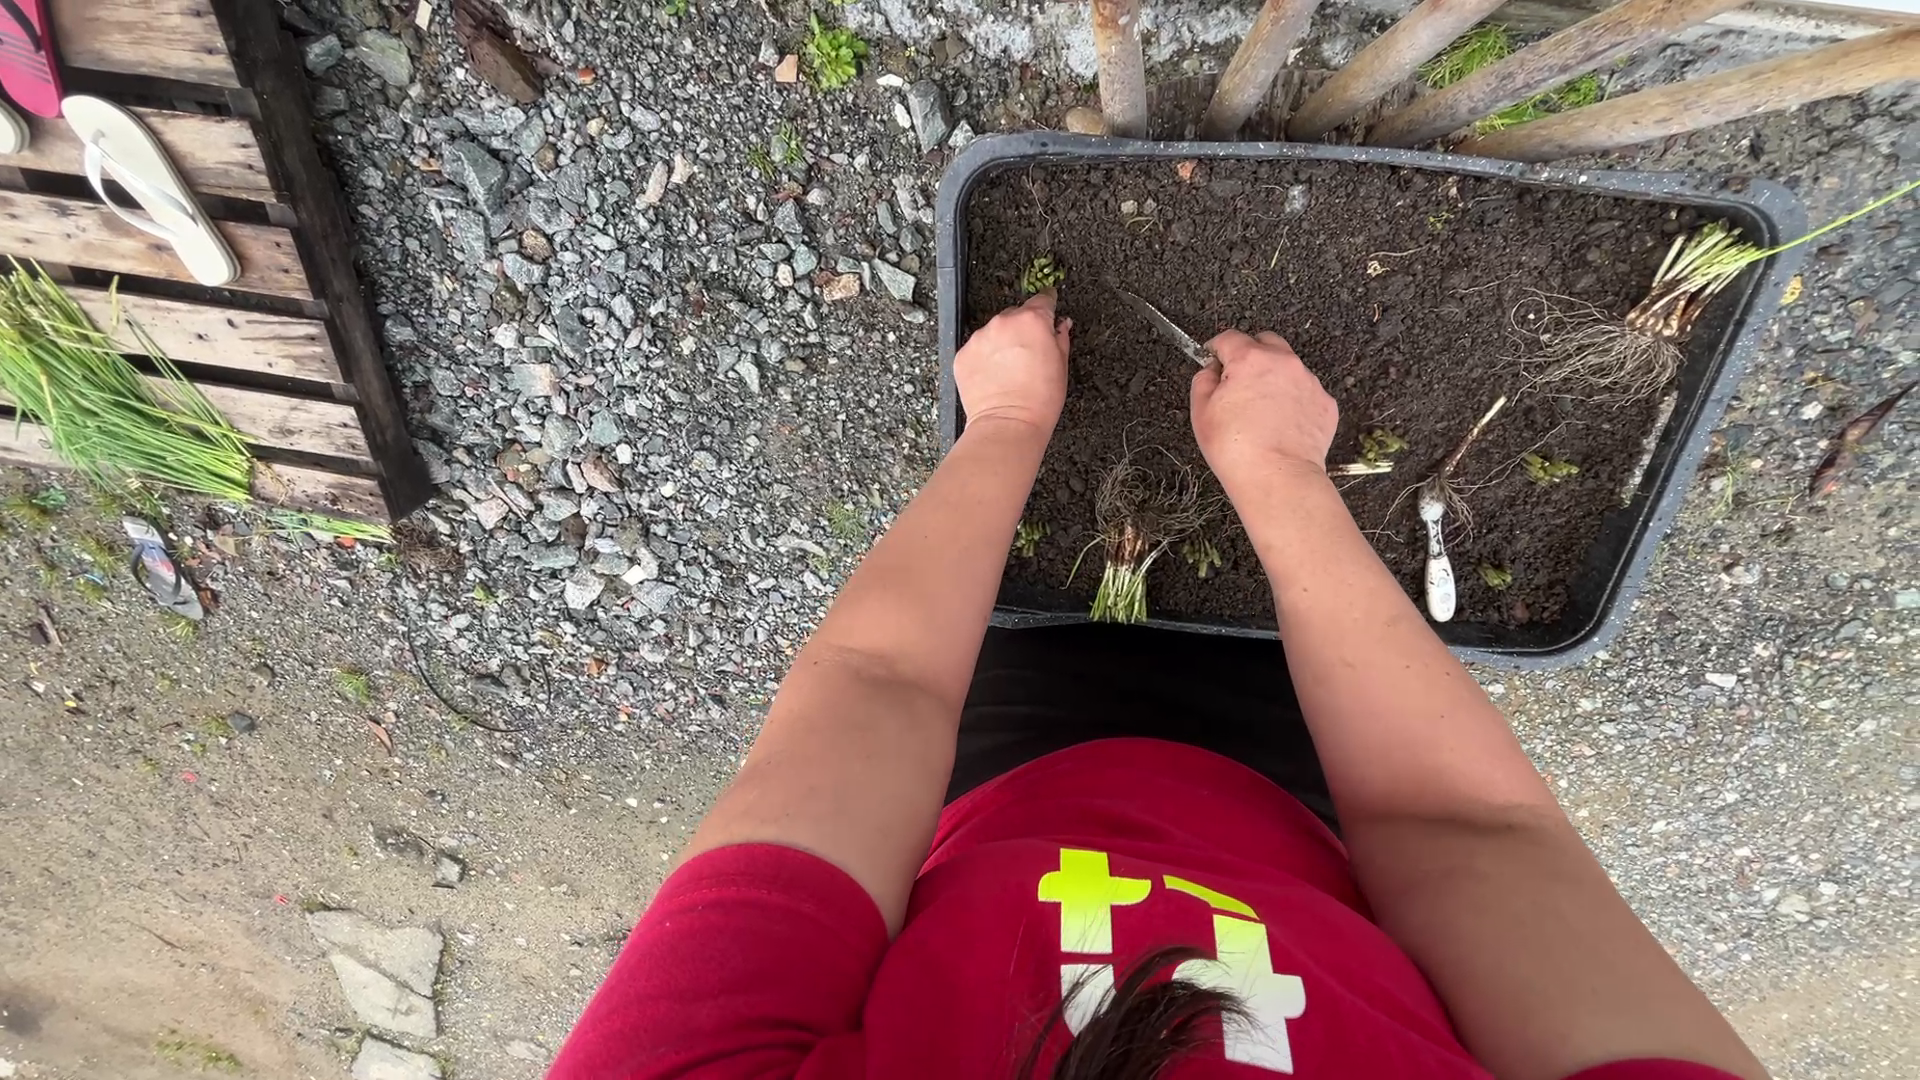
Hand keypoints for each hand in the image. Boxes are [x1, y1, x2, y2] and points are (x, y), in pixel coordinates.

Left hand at [955, 291, 1070, 434]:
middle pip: (1015, 316)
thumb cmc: (1039, 401)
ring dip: (1001, 344)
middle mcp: (1003, 323)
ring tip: (1010, 371)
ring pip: (994, 332)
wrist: (1009, 424)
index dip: (1048, 305)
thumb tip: (1060, 326)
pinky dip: (984, 359)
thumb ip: (1060, 337)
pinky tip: (995, 377)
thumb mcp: (1062, 365)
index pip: (1043, 299)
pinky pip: (977, 350)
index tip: (1048, 306)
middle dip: (1022, 330)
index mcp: (1032, 320)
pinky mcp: (963, 355)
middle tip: (1028, 356)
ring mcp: (980, 338)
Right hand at [1190, 330, 1337, 494]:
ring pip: (1287, 368)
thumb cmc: (1237, 448)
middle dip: (1250, 355)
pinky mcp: (1324, 403)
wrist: (1277, 476)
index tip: (1212, 357)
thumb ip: (1203, 380)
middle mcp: (1284, 363)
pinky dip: (1292, 401)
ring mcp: (1309, 381)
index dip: (1216, 348)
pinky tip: (1279, 424)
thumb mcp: (1200, 412)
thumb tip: (1210, 371)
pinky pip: (1305, 392)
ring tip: (1260, 412)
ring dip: (1273, 379)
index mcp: (1250, 360)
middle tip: (1238, 382)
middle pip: (1265, 342)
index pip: (1229, 338)